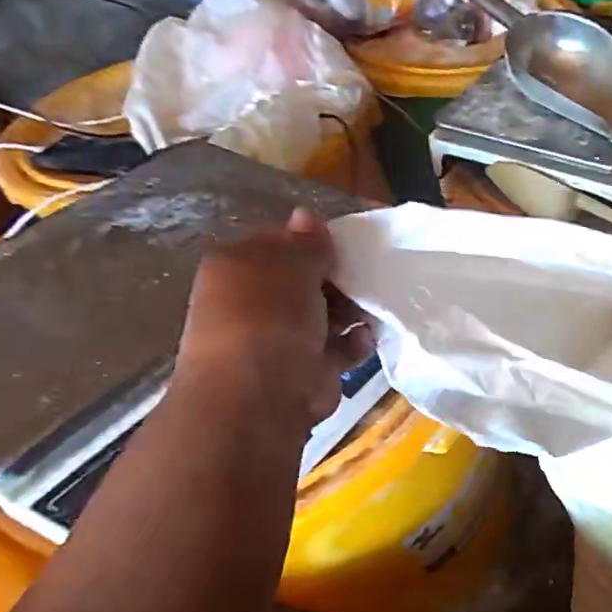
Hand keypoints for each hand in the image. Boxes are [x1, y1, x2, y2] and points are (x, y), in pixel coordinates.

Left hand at [175, 208, 373, 424]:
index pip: (280, 245)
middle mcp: (256, 304)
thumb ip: (306, 243)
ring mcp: (282, 340)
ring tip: (373, 306)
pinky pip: (338, 350)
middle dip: (338, 279)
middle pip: (306, 282)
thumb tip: (307, 215)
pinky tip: (366, 338)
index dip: (313, 242)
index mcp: (239, 269)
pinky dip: (354, 344)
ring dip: (351, 311)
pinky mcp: (308, 371)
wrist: (260, 397)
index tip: (347, 244)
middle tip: (366, 275)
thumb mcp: (289, 265)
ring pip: (325, 316)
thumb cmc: (268, 318)